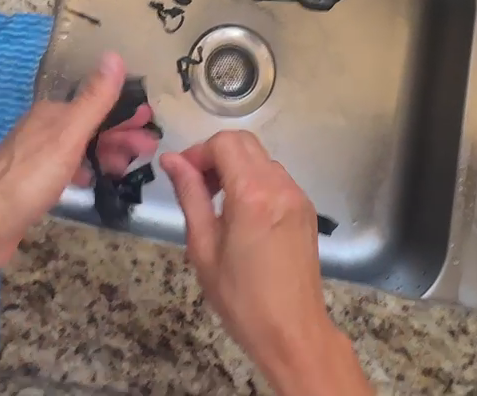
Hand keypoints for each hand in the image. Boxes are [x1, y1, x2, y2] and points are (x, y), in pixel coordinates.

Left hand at [0, 52, 159, 267]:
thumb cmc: (30, 177)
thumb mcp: (69, 136)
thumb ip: (94, 99)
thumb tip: (114, 54)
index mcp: (53, 114)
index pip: (97, 104)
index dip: (125, 113)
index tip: (151, 125)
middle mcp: (43, 129)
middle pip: (90, 126)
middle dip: (121, 135)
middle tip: (149, 150)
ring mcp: (35, 157)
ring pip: (79, 148)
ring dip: (106, 153)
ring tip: (128, 169)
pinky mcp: (30, 184)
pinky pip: (66, 169)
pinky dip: (85, 171)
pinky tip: (92, 184)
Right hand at [161, 132, 370, 394]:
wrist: (293, 334)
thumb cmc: (241, 298)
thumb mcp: (203, 248)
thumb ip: (189, 195)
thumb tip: (171, 159)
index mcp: (252, 193)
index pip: (223, 143)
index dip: (198, 152)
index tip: (183, 176)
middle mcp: (279, 184)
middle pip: (243, 142)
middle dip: (215, 154)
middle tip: (198, 186)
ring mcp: (297, 194)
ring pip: (260, 158)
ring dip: (235, 166)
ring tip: (218, 204)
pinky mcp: (305, 207)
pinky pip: (275, 177)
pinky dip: (254, 180)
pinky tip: (243, 214)